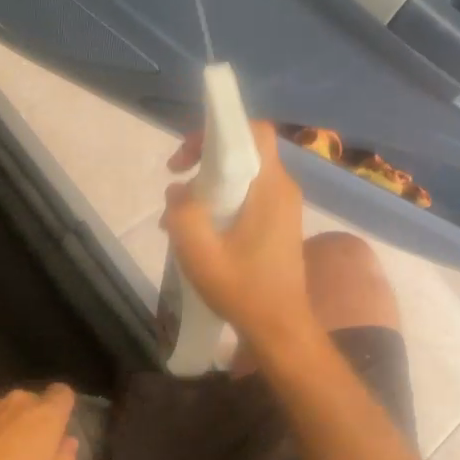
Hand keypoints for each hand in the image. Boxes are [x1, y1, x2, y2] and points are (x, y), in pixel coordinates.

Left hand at [0, 385, 78, 459]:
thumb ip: (66, 456)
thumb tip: (67, 440)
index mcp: (48, 414)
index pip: (63, 393)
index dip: (62, 406)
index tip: (57, 426)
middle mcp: (20, 400)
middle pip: (33, 401)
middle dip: (33, 417)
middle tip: (26, 446)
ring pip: (6, 406)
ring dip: (6, 420)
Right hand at [162, 122, 315, 347]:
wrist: (280, 328)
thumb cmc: (242, 289)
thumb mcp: (199, 252)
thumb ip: (183, 213)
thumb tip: (179, 192)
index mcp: (270, 188)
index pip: (254, 132)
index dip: (218, 130)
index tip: (189, 155)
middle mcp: (282, 190)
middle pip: (244, 152)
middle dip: (205, 160)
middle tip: (176, 180)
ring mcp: (283, 208)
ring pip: (243, 177)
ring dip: (209, 186)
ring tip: (180, 217)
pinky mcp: (279, 226)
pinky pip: (248, 197)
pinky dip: (222, 203)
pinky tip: (199, 233)